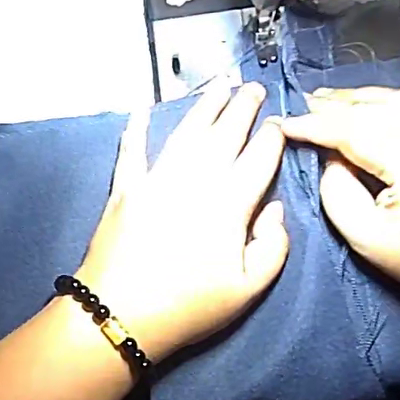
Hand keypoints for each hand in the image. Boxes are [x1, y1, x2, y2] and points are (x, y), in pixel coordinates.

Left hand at [73, 83, 289, 359]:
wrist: (120, 314)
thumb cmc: (189, 307)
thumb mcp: (248, 289)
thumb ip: (273, 247)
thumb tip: (275, 210)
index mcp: (231, 203)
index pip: (260, 157)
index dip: (272, 136)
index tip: (279, 123)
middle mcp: (196, 179)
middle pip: (226, 133)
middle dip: (243, 107)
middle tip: (253, 87)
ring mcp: (157, 179)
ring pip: (186, 131)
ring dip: (204, 105)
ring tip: (219, 85)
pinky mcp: (125, 188)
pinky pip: (132, 149)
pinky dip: (136, 127)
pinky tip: (141, 108)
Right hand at [280, 86, 399, 327]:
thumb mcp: (370, 240)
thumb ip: (338, 193)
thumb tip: (330, 155)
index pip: (357, 130)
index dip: (316, 126)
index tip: (285, 125)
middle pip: (381, 107)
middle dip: (338, 106)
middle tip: (304, 104)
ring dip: (365, 101)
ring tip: (330, 101)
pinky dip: (394, 106)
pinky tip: (373, 109)